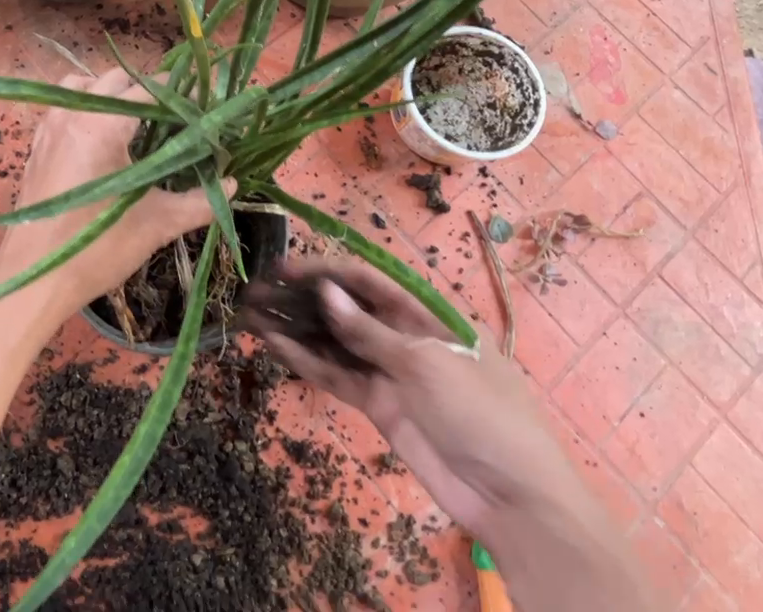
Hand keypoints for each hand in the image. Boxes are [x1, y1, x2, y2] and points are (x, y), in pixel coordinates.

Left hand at [0, 69, 230, 321]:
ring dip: (111, 96)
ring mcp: (50, 128)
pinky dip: (86, 111)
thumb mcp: (157, 224)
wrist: (35, 278)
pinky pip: (64, 108)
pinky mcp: (37, 145)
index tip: (202, 109)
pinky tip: (104, 143)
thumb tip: (232, 185)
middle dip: (147, 93)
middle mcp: (73, 115)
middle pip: (116, 81)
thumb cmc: (98, 249)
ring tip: (135, 125)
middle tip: (174, 120)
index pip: (150, 91)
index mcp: (103, 125)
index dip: (180, 97)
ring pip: (83, 87)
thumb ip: (199, 201)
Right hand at [251, 259, 572, 526]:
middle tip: (256, 290)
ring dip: (296, 328)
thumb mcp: (427, 364)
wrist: (510, 495)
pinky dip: (307, 361)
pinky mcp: (378, 404)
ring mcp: (389, 371)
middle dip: (302, 297)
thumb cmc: (481, 413)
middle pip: (346, 308)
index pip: (368, 280)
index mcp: (427, 312)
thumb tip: (324, 292)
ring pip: (334, 341)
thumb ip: (370, 331)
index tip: (284, 266)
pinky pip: (337, 375)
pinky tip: (275, 346)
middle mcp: (405, 334)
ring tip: (252, 315)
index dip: (325, 269)